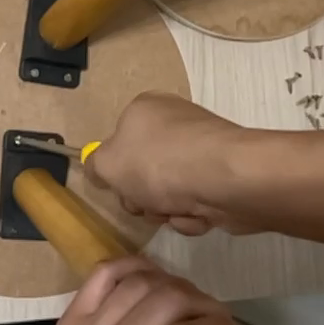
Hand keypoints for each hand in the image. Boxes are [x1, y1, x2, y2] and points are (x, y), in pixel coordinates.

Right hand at [86, 93, 243, 234]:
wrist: (227, 179)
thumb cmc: (158, 164)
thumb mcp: (107, 165)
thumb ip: (95, 167)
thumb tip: (99, 170)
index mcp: (144, 109)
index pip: (120, 140)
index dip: (117, 169)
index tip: (119, 187)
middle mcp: (175, 121)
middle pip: (145, 169)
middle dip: (143, 196)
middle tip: (146, 204)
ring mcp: (203, 147)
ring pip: (171, 190)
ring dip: (167, 209)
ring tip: (177, 211)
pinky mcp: (226, 172)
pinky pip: (198, 200)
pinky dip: (193, 213)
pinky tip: (198, 215)